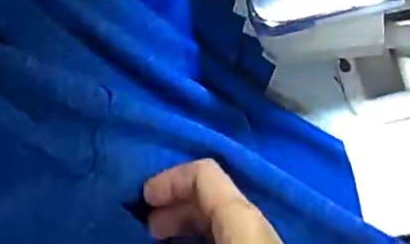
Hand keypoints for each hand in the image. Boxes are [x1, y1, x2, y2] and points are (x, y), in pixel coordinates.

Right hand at [142, 159, 283, 243]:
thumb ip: (175, 228)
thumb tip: (152, 221)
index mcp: (245, 212)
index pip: (206, 173)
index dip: (171, 178)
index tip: (145, 194)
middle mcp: (259, 218)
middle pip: (216, 193)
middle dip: (179, 201)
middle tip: (149, 220)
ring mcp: (265, 236)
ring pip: (226, 216)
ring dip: (192, 221)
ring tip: (163, 236)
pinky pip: (232, 234)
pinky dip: (208, 236)